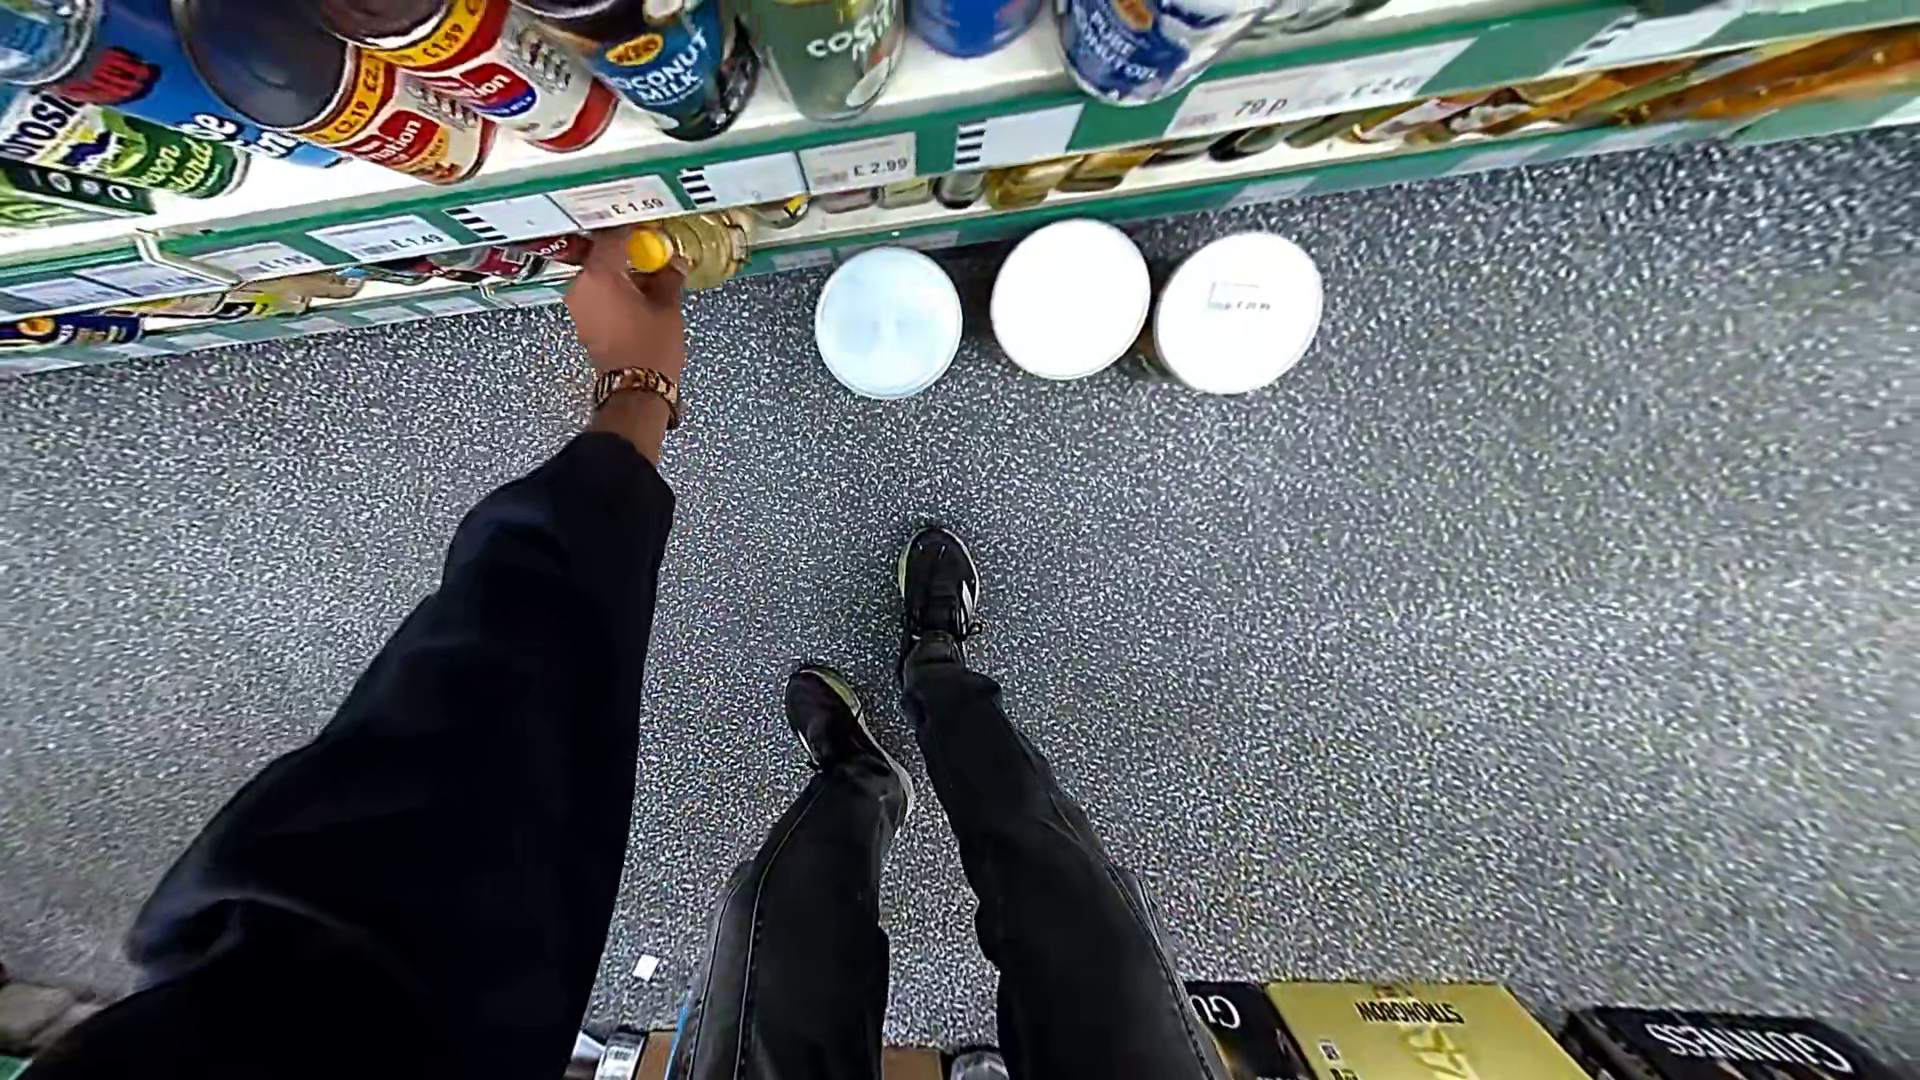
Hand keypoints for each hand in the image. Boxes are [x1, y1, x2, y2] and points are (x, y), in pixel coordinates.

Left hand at [564, 226, 686, 379]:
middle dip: (628, 256)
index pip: (613, 238)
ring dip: (622, 276)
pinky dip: (616, 293)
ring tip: (650, 283)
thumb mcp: (668, 309)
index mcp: (600, 275)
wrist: (636, 388)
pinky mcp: (583, 322)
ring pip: (600, 278)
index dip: (634, 232)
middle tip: (654, 258)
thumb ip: (669, 279)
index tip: (651, 232)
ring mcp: (578, 305)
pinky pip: (599, 296)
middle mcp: (581, 285)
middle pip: (604, 258)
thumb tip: (676, 263)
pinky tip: (638, 302)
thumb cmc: (652, 347)